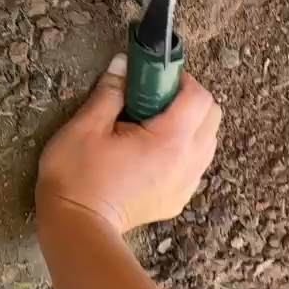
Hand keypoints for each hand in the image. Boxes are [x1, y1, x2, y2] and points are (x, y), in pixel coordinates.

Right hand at [35, 55, 221, 234]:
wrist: (76, 224)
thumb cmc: (77, 171)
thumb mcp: (85, 125)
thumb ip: (110, 92)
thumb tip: (123, 64)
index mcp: (168, 142)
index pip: (199, 98)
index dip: (181, 78)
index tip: (153, 74)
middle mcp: (188, 164)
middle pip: (212, 117)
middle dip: (187, 98)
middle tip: (150, 94)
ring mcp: (186, 185)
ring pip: (207, 141)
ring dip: (187, 123)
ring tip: (147, 122)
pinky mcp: (178, 200)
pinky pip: (194, 163)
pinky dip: (181, 147)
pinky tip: (146, 150)